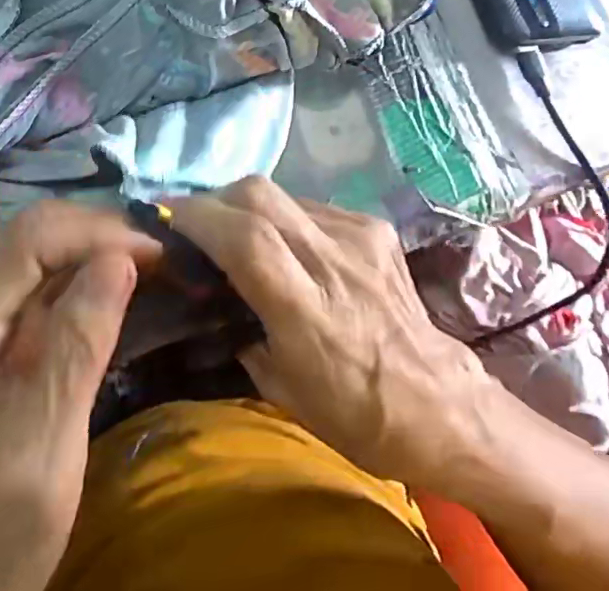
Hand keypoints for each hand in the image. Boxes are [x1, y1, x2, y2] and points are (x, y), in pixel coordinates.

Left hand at [0, 201, 161, 590]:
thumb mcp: (42, 449)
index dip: (91, 233)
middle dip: (95, 234)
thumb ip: (76, 349)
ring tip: (151, 264)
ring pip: (36, 256)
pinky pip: (40, 288)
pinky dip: (84, 279)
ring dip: (93, 251)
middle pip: (28, 239)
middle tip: (161, 256)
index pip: (24, 243)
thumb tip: (119, 260)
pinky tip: (120, 288)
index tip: (154, 251)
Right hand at [169, 177, 500, 490]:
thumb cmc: (356, 416)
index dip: (198, 217)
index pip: (245, 238)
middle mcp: (333, 262)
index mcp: (308, 311)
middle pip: (258, 195)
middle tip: (194, 220)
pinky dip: (282, 216)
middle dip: (214, 199)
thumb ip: (240, 332)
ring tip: (234, 231)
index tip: (164, 216)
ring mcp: (359, 239)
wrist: (444, 408)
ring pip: (281, 192)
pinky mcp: (375, 229)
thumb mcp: (280, 389)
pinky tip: (285, 243)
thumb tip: (211, 296)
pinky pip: (309, 206)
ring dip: (245, 205)